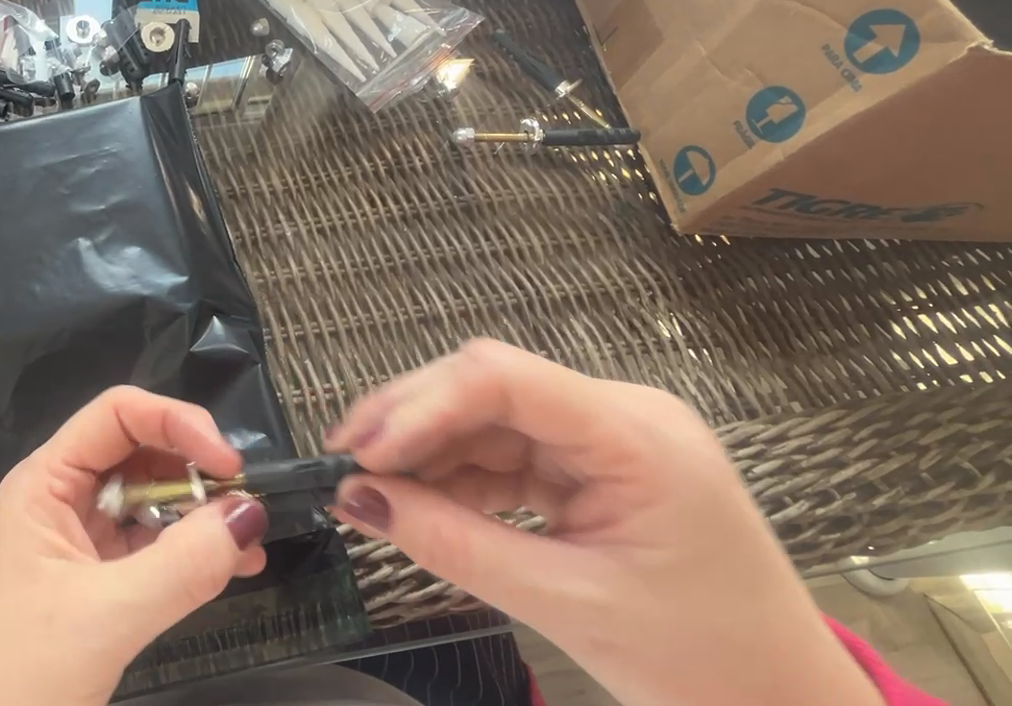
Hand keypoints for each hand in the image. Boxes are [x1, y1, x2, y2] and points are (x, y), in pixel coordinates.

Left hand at [0, 387, 269, 705]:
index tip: (229, 464)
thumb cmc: (22, 674)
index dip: (176, 423)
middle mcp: (61, 496)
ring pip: (149, 498)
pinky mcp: (96, 578)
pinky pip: (151, 545)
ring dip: (200, 513)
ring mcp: (79, 537)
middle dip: (194, 469)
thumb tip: (250, 514)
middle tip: (247, 506)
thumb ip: (181, 564)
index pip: (116, 415)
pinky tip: (232, 566)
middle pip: (137, 450)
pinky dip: (191, 551)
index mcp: (45, 481)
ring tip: (250, 543)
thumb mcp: (106, 616)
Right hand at [325, 338, 884, 705]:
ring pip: (481, 416)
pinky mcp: (585, 465)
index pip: (502, 379)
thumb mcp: (565, 605)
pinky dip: (450, 475)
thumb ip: (450, 543)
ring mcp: (600, 437)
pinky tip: (414, 498)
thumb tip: (353, 498)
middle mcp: (615, 414)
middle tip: (343, 462)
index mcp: (636, 435)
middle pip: (483, 386)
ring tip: (367, 486)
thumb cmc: (705, 669)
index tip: (360, 451)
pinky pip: (498, 452)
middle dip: (407, 420)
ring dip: (421, 449)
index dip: (420, 404)